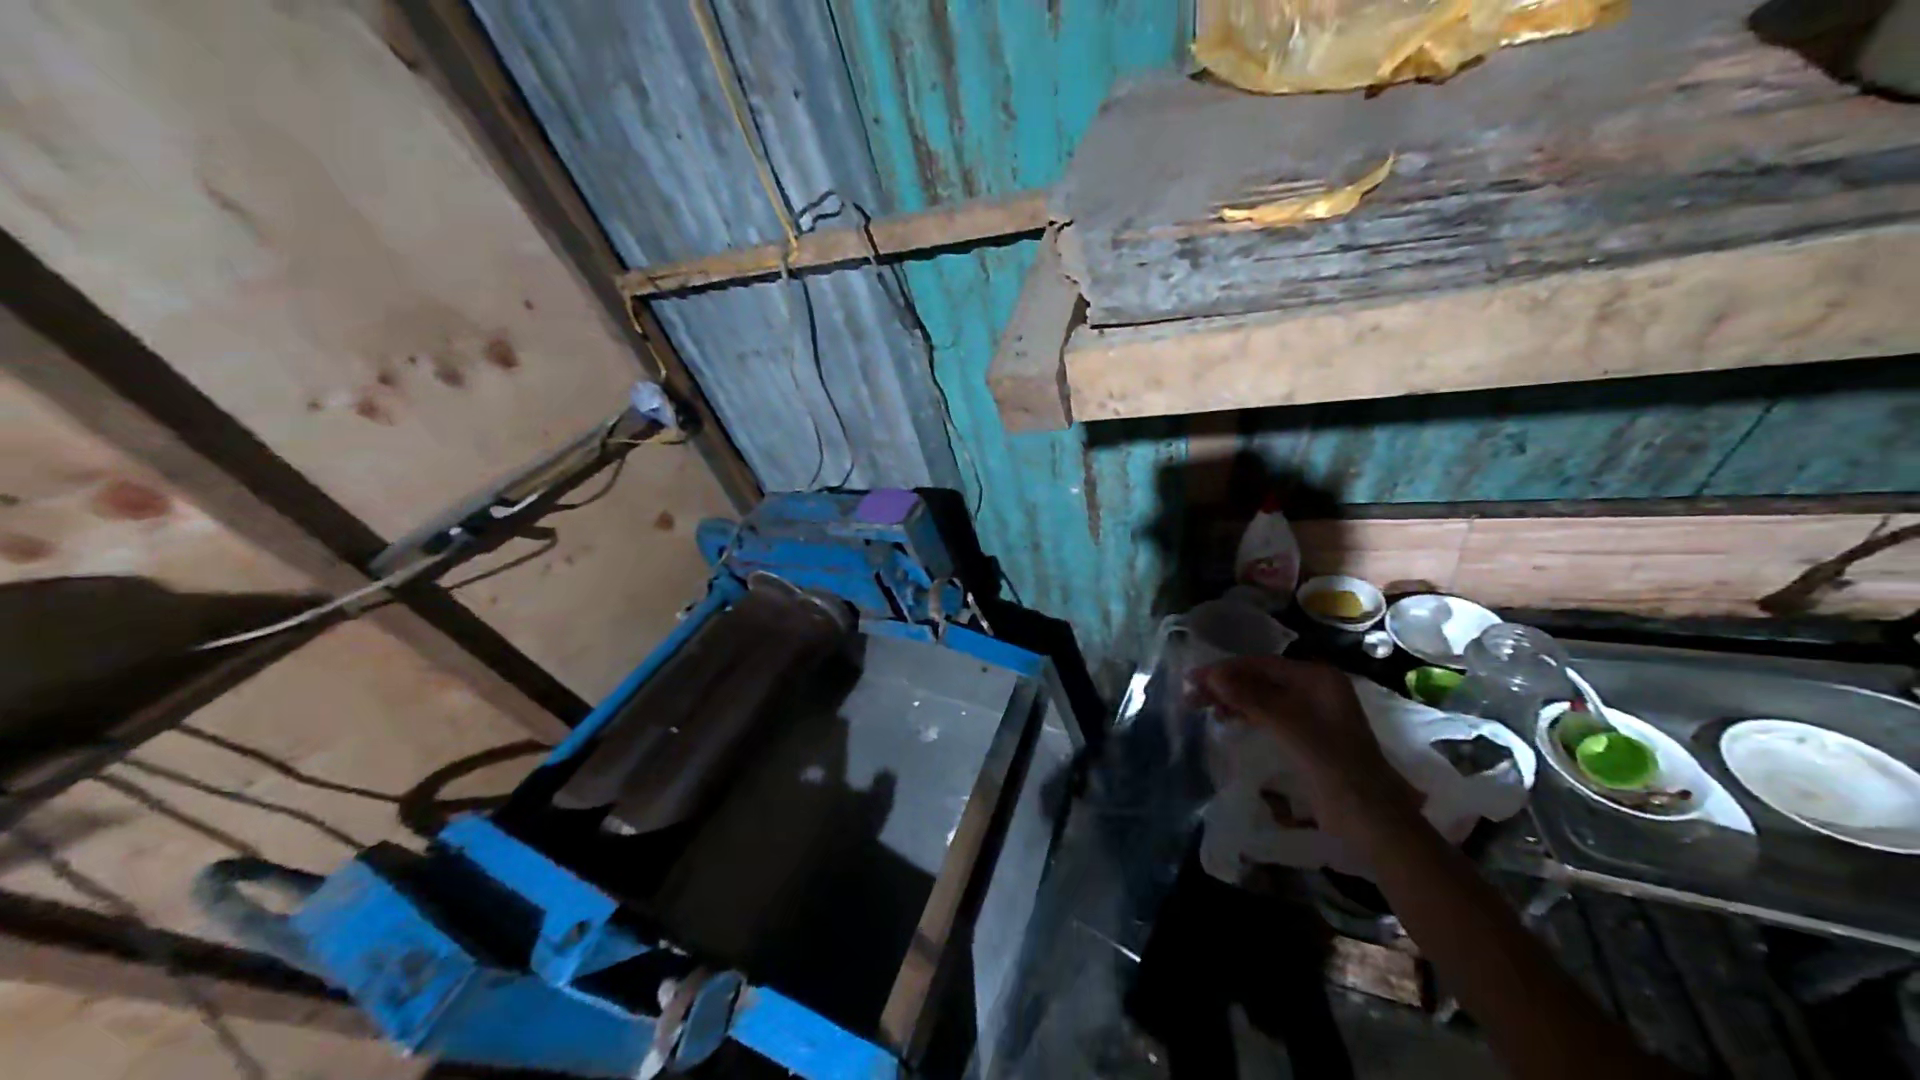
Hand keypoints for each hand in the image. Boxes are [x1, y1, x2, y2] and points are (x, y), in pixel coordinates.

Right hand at [1194, 656, 1418, 830]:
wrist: (1371, 819)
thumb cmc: (1333, 766)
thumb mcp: (1289, 728)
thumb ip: (1251, 698)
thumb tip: (1213, 674)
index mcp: (1318, 678)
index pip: (1261, 664)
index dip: (1224, 670)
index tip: (1191, 679)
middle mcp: (1316, 688)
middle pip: (1260, 678)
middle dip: (1225, 684)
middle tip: (1191, 696)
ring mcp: (1313, 712)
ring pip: (1262, 696)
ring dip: (1232, 699)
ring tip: (1202, 707)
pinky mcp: (1307, 735)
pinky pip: (1269, 714)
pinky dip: (1246, 714)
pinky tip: (1227, 720)